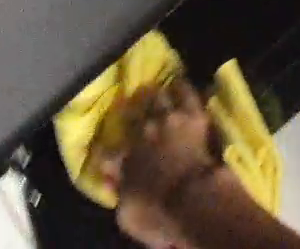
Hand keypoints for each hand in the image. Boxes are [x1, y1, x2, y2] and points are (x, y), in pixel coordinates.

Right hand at [97, 78, 225, 247]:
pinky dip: (182, 87)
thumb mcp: (129, 215)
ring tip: (157, 92)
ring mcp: (167, 119)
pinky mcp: (192, 115)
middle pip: (133, 113)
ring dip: (156, 96)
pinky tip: (180, 84)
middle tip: (134, 108)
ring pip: (157, 96)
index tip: (107, 153)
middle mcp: (142, 132)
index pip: (107, 153)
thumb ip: (118, 195)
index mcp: (124, 158)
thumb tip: (110, 183)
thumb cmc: (160, 214)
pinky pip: (186, 91)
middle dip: (132, 110)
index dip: (107, 153)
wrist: (193, 200)